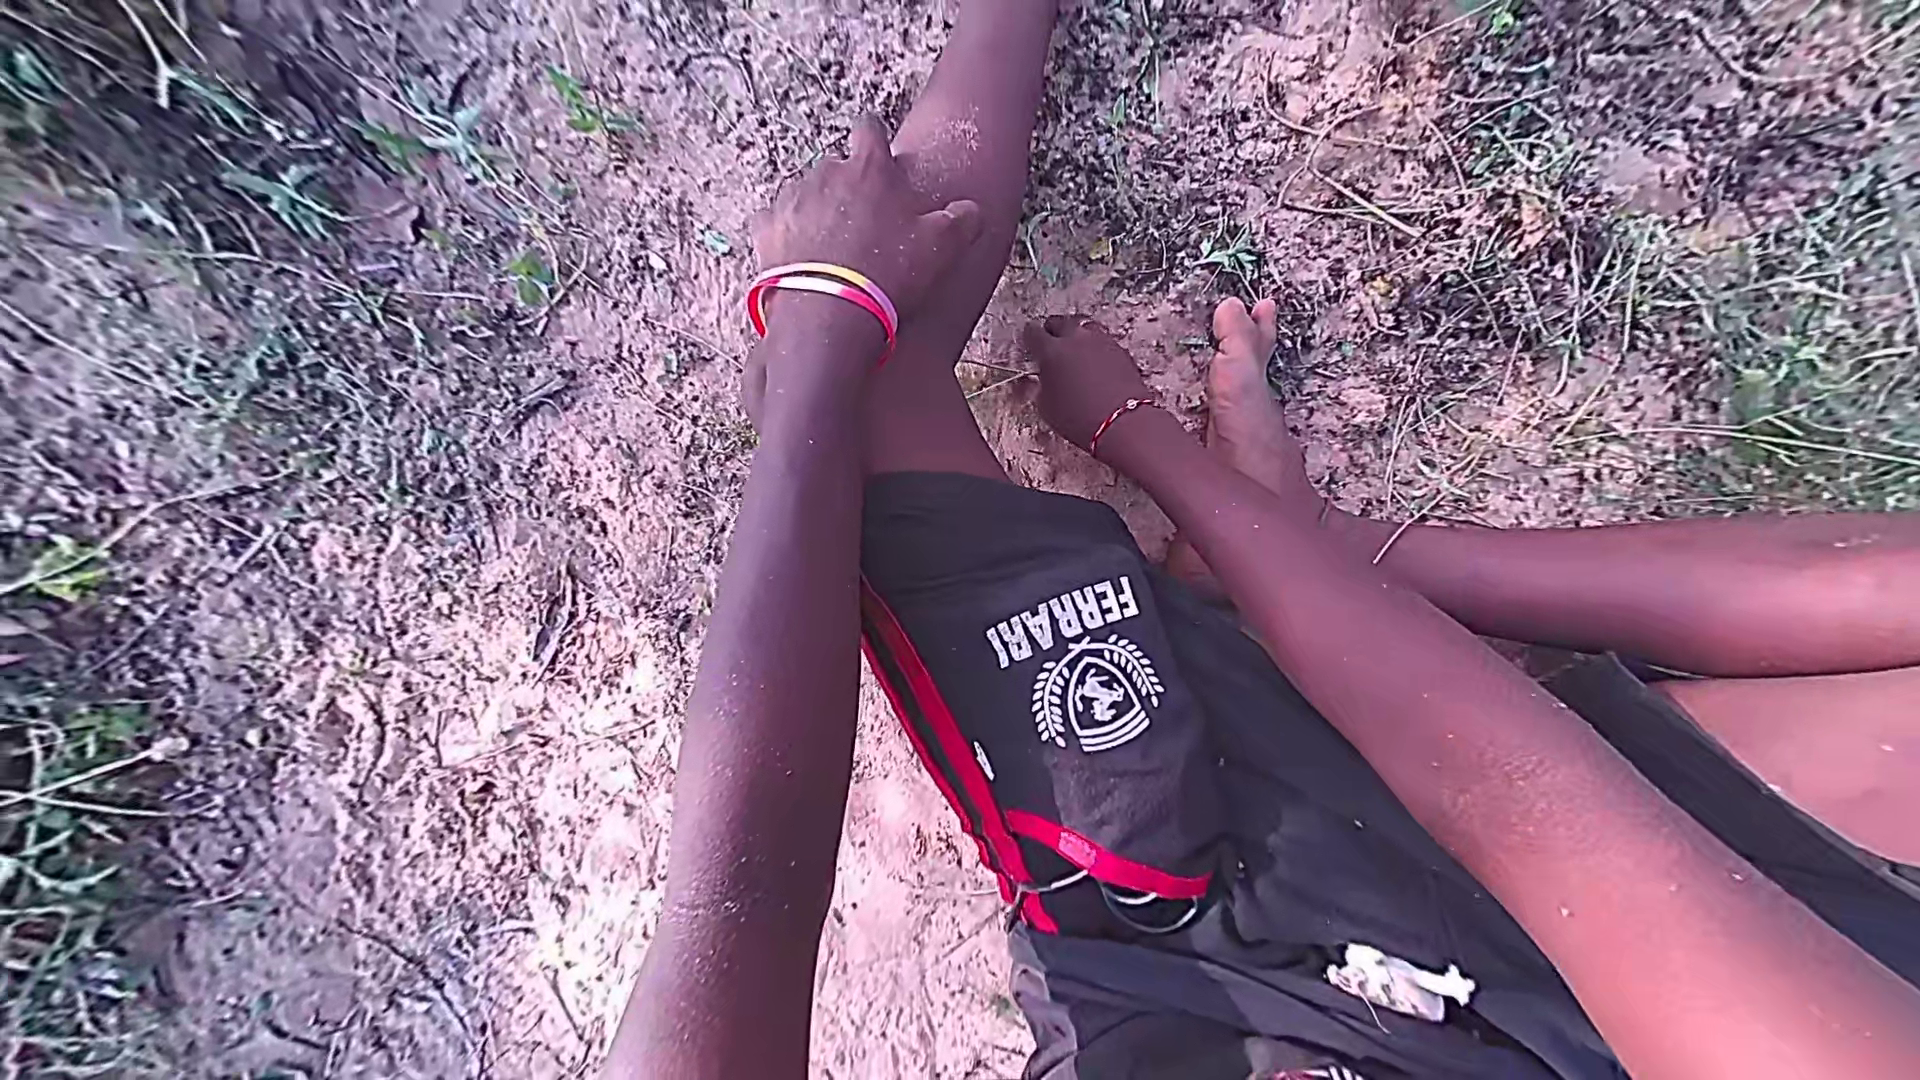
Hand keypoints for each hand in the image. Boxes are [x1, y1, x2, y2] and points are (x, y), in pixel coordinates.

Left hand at [754, 116, 982, 322]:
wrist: (830, 316)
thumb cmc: (888, 276)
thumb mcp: (940, 250)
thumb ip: (960, 223)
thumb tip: (971, 212)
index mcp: (869, 168)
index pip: (871, 129)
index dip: (877, 144)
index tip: (882, 165)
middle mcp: (825, 171)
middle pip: (836, 167)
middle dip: (847, 189)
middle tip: (862, 228)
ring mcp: (792, 199)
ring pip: (806, 194)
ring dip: (818, 214)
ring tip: (833, 253)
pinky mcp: (766, 229)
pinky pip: (777, 224)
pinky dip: (788, 237)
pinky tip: (802, 262)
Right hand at [1022, 315, 1154, 450]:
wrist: (1122, 423)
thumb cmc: (1080, 418)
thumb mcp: (1047, 407)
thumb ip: (1043, 385)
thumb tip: (1045, 380)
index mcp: (1051, 350)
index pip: (1034, 333)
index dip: (1030, 337)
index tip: (1030, 341)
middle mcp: (1076, 338)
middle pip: (1061, 322)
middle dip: (1054, 331)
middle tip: (1051, 344)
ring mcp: (1102, 341)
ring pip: (1084, 328)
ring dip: (1077, 337)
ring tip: (1074, 352)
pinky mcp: (1121, 351)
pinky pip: (1102, 343)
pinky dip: (1095, 350)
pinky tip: (1094, 365)